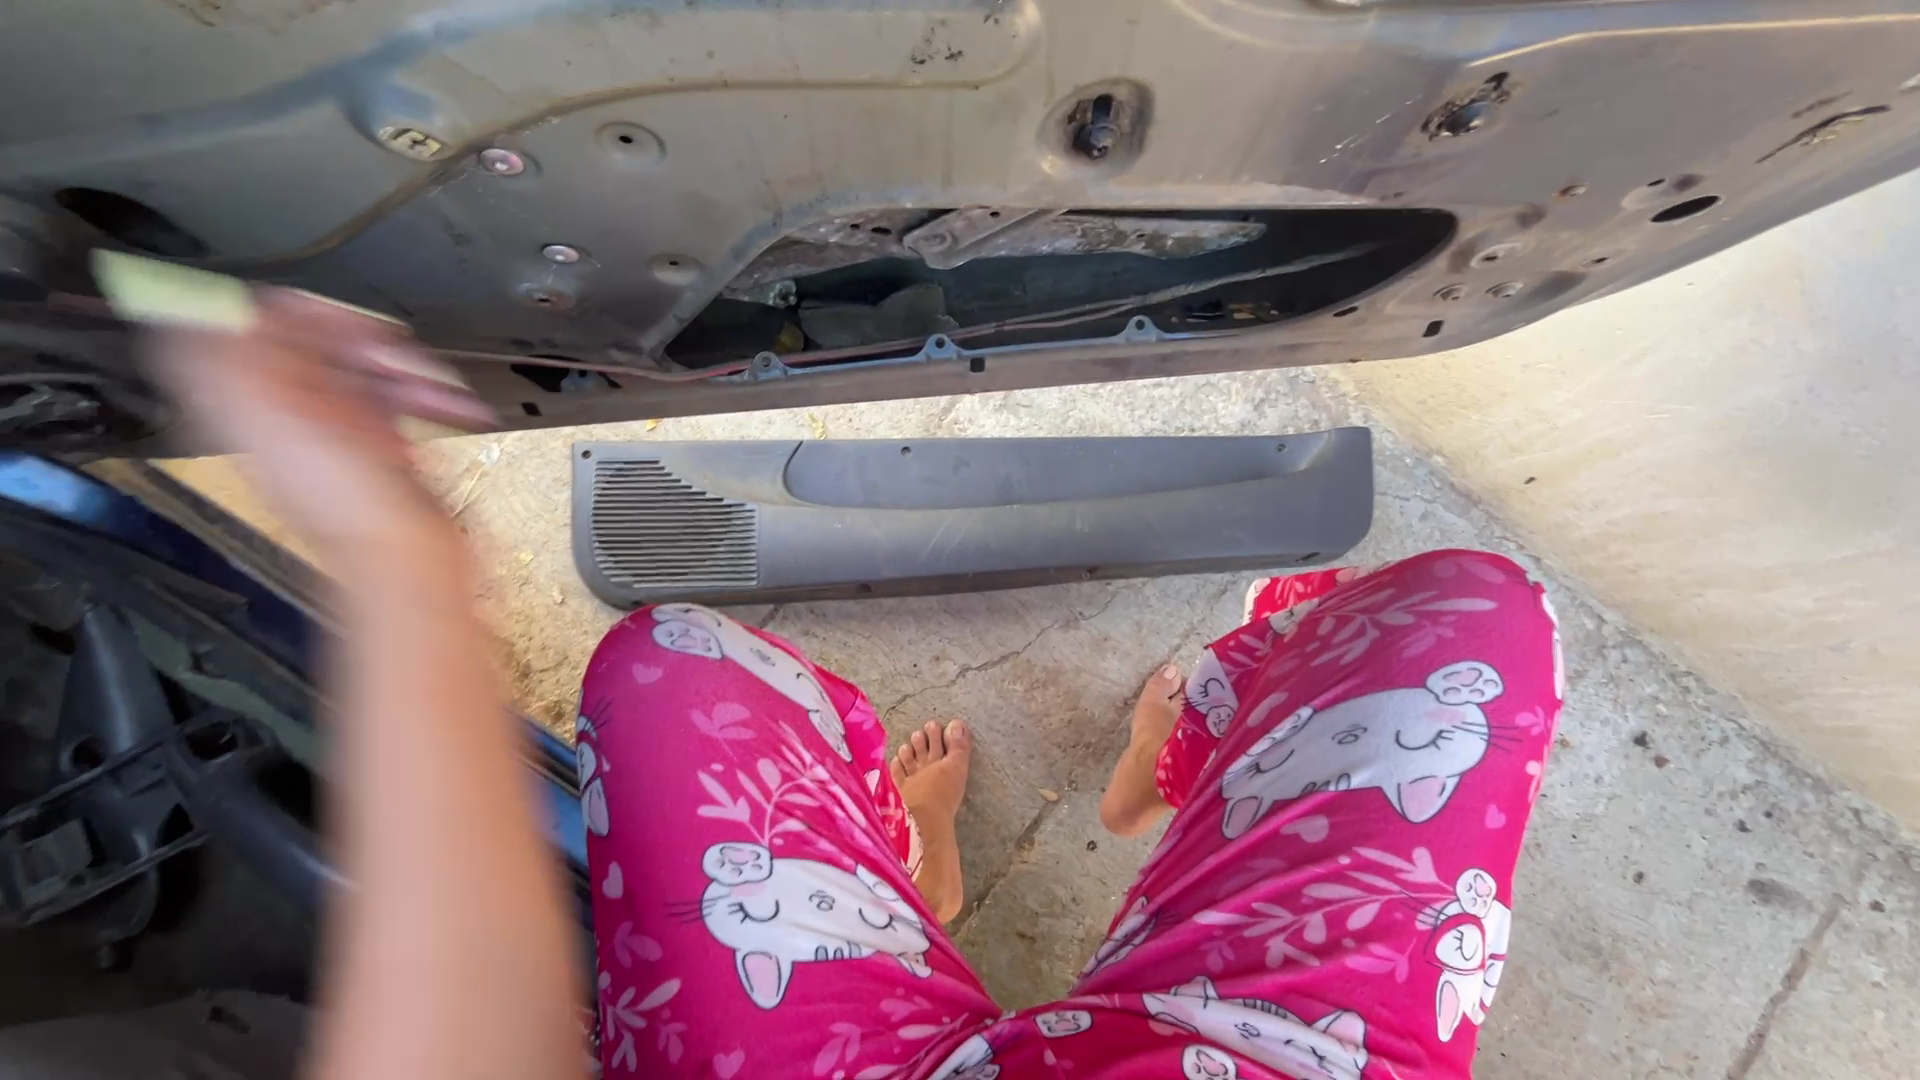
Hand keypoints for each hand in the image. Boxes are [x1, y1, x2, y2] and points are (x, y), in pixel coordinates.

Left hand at [146, 289, 491, 560]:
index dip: (288, 316)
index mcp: (250, 409)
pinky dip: (429, 399)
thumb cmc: (351, 504)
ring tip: (439, 391)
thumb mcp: (280, 422)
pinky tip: (449, 408)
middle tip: (398, 357)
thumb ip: (246, 361)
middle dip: (367, 346)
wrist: (408, 554)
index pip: (245, 334)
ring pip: (366, 373)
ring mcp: (340, 434)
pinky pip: (402, 404)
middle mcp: (289, 418)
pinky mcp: (386, 450)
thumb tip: (240, 312)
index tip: (333, 320)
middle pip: (315, 349)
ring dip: (411, 373)